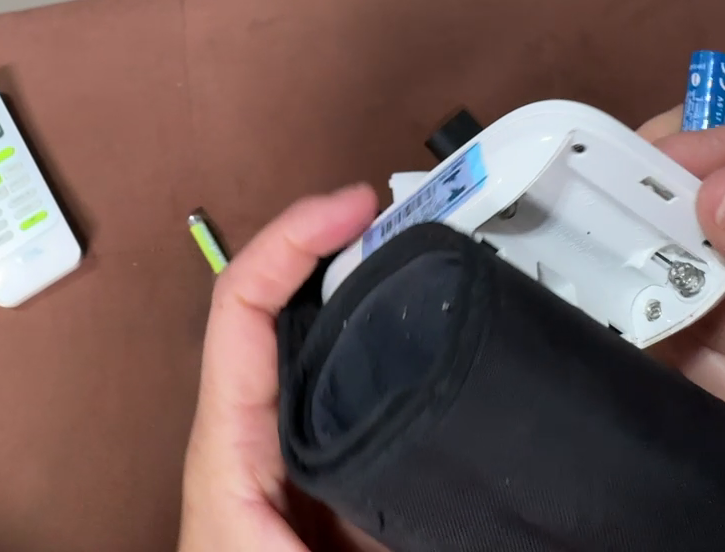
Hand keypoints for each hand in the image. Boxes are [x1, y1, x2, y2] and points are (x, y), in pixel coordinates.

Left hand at [179, 186, 377, 550]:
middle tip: (394, 215)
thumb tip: (493, 511)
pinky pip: (333, 377)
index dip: (291, 238)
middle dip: (325, 244)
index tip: (352, 206)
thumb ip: (398, 532)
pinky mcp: (308, 465)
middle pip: (270, 302)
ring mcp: (277, 443)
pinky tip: (413, 332)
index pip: (242, 310)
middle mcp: (248, 431)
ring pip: (303, 335)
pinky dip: (369, 338)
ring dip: (347, 283)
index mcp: (231, 453)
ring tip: (408, 252)